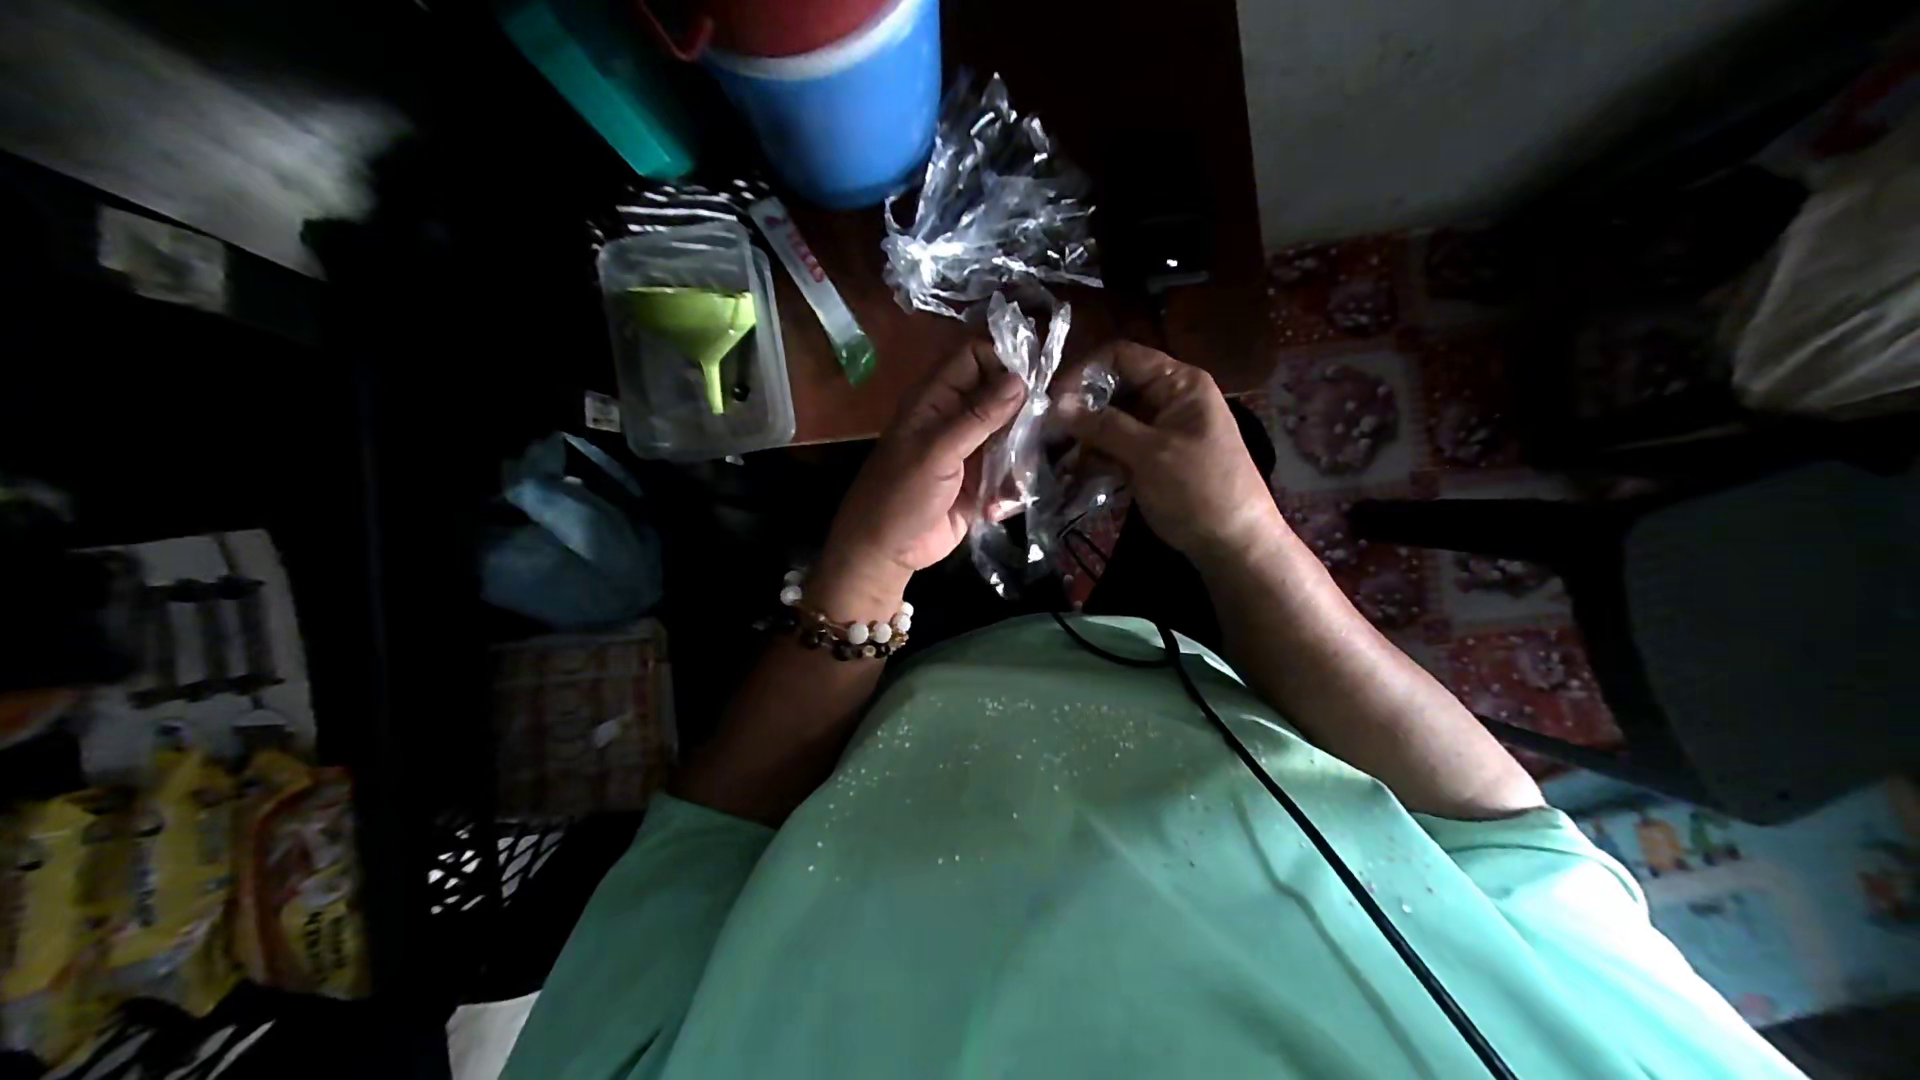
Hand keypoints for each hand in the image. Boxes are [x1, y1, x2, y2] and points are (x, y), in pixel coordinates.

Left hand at [814, 343, 1024, 616]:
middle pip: (1001, 395)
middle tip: (1031, 435)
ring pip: (1011, 435)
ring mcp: (970, 450)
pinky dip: (1008, 488)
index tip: (1030, 382)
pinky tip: (994, 508)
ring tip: (1013, 479)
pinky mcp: (981, 481)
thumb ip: (978, 416)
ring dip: (1018, 457)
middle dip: (1021, 413)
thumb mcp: (937, 452)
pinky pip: (1009, 472)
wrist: (886, 550)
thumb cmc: (900, 495)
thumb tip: (1019, 378)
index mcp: (936, 399)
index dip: (1002, 361)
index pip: (975, 357)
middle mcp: (956, 418)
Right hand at [1065, 342, 1283, 566]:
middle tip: (1045, 432)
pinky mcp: (1146, 459)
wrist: (1231, 543)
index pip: (1122, 356)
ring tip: (1052, 456)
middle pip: (1111, 388)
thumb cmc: (1200, 489)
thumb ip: (1104, 426)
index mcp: (1178, 383)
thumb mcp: (1151, 454)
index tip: (1054, 401)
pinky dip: (1091, 458)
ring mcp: (1155, 431)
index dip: (1085, 371)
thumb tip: (1057, 405)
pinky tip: (1068, 473)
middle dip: (1078, 408)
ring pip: (1107, 421)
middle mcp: (1165, 399)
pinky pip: (1112, 448)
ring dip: (1080, 437)